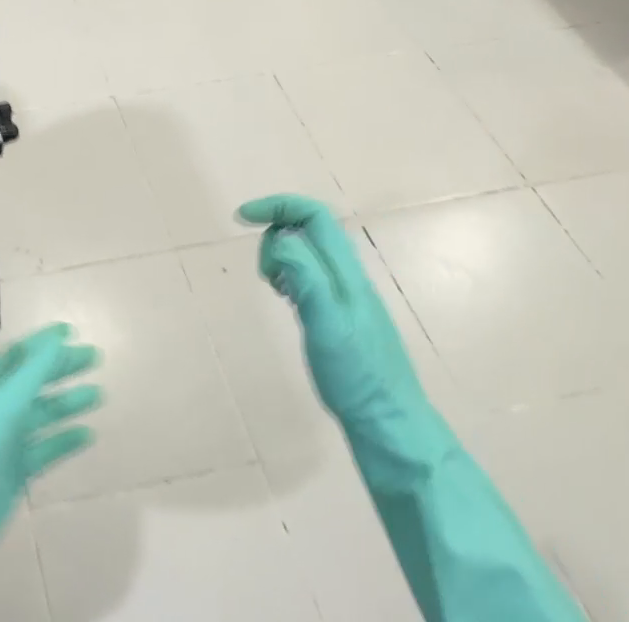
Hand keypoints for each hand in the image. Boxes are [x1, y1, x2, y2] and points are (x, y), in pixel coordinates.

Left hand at [0, 323, 101, 564]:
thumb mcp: (2, 406)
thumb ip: (31, 373)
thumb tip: (58, 338)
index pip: (18, 356)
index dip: (42, 343)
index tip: (71, 332)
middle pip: (33, 382)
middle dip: (61, 368)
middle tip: (94, 358)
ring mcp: (6, 442)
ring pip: (42, 415)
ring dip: (67, 403)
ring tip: (97, 394)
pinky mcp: (15, 471)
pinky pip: (45, 449)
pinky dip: (65, 440)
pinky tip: (87, 435)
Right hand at [237, 195, 430, 437]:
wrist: (387, 421)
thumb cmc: (356, 374)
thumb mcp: (326, 322)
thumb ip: (305, 275)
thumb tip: (280, 238)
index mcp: (345, 272)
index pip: (313, 216)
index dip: (277, 206)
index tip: (241, 219)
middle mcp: (347, 277)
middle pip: (307, 229)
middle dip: (274, 236)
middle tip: (266, 275)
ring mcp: (344, 296)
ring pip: (306, 254)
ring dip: (280, 258)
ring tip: (275, 290)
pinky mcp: (338, 315)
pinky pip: (308, 277)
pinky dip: (288, 277)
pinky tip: (286, 301)